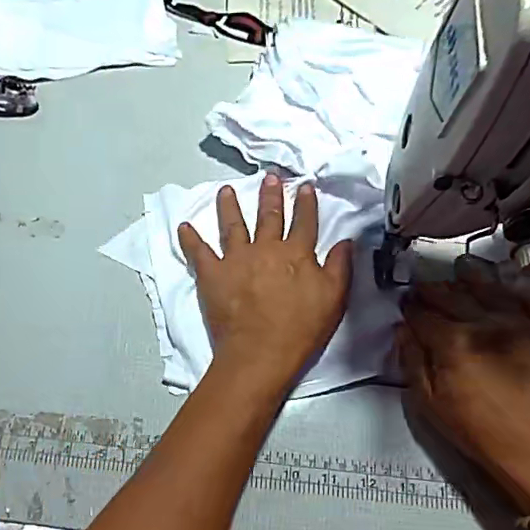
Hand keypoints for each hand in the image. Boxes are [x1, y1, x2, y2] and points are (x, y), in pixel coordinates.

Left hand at [179, 173, 353, 394]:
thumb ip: (340, 267)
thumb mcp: (334, 299)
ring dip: (230, 206)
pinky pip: (198, 252)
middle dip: (271, 194)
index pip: (304, 222)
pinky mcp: (212, 275)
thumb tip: (346, 242)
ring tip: (227, 191)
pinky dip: (190, 239)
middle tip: (269, 177)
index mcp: (297, 254)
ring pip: (232, 225)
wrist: (260, 352)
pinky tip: (184, 227)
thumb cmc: (301, 329)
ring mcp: (236, 259)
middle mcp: (266, 248)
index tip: (304, 187)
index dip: (306, 203)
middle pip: (269, 216)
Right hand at [395, 269, 529, 512]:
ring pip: (491, 291)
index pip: (424, 315)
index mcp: (453, 342)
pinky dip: (518, 293)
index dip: (411, 307)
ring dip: (472, 281)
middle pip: (454, 297)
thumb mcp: (429, 404)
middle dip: (435, 290)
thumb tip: (405, 333)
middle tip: (424, 286)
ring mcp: (521, 324)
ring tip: (461, 273)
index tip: (405, 303)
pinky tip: (509, 290)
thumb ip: (413, 363)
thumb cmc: (478, 430)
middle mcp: (486, 324)